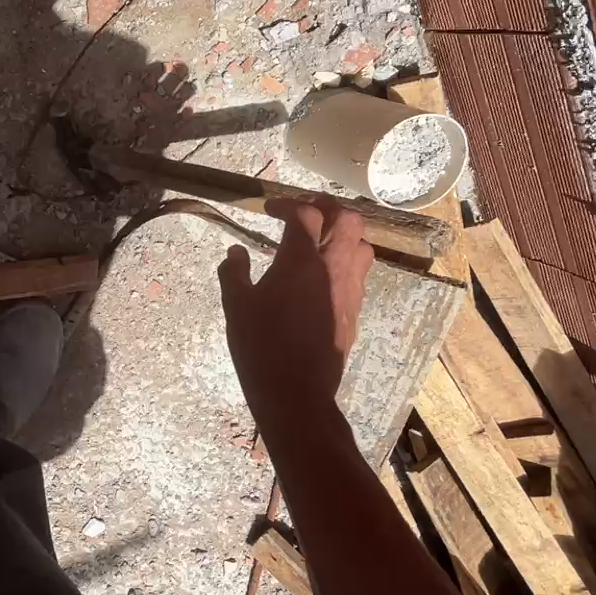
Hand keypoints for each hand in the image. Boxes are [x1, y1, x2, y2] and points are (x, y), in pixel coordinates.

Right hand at [218, 198, 374, 414]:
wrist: (296, 390)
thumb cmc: (260, 345)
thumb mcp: (236, 306)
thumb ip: (234, 272)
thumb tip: (236, 252)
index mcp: (301, 261)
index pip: (304, 214)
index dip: (286, 204)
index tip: (269, 209)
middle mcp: (333, 266)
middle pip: (346, 218)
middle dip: (326, 206)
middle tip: (303, 210)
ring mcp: (350, 287)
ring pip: (361, 241)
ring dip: (342, 230)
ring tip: (318, 236)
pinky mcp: (355, 307)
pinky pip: (360, 268)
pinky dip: (345, 255)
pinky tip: (323, 270)